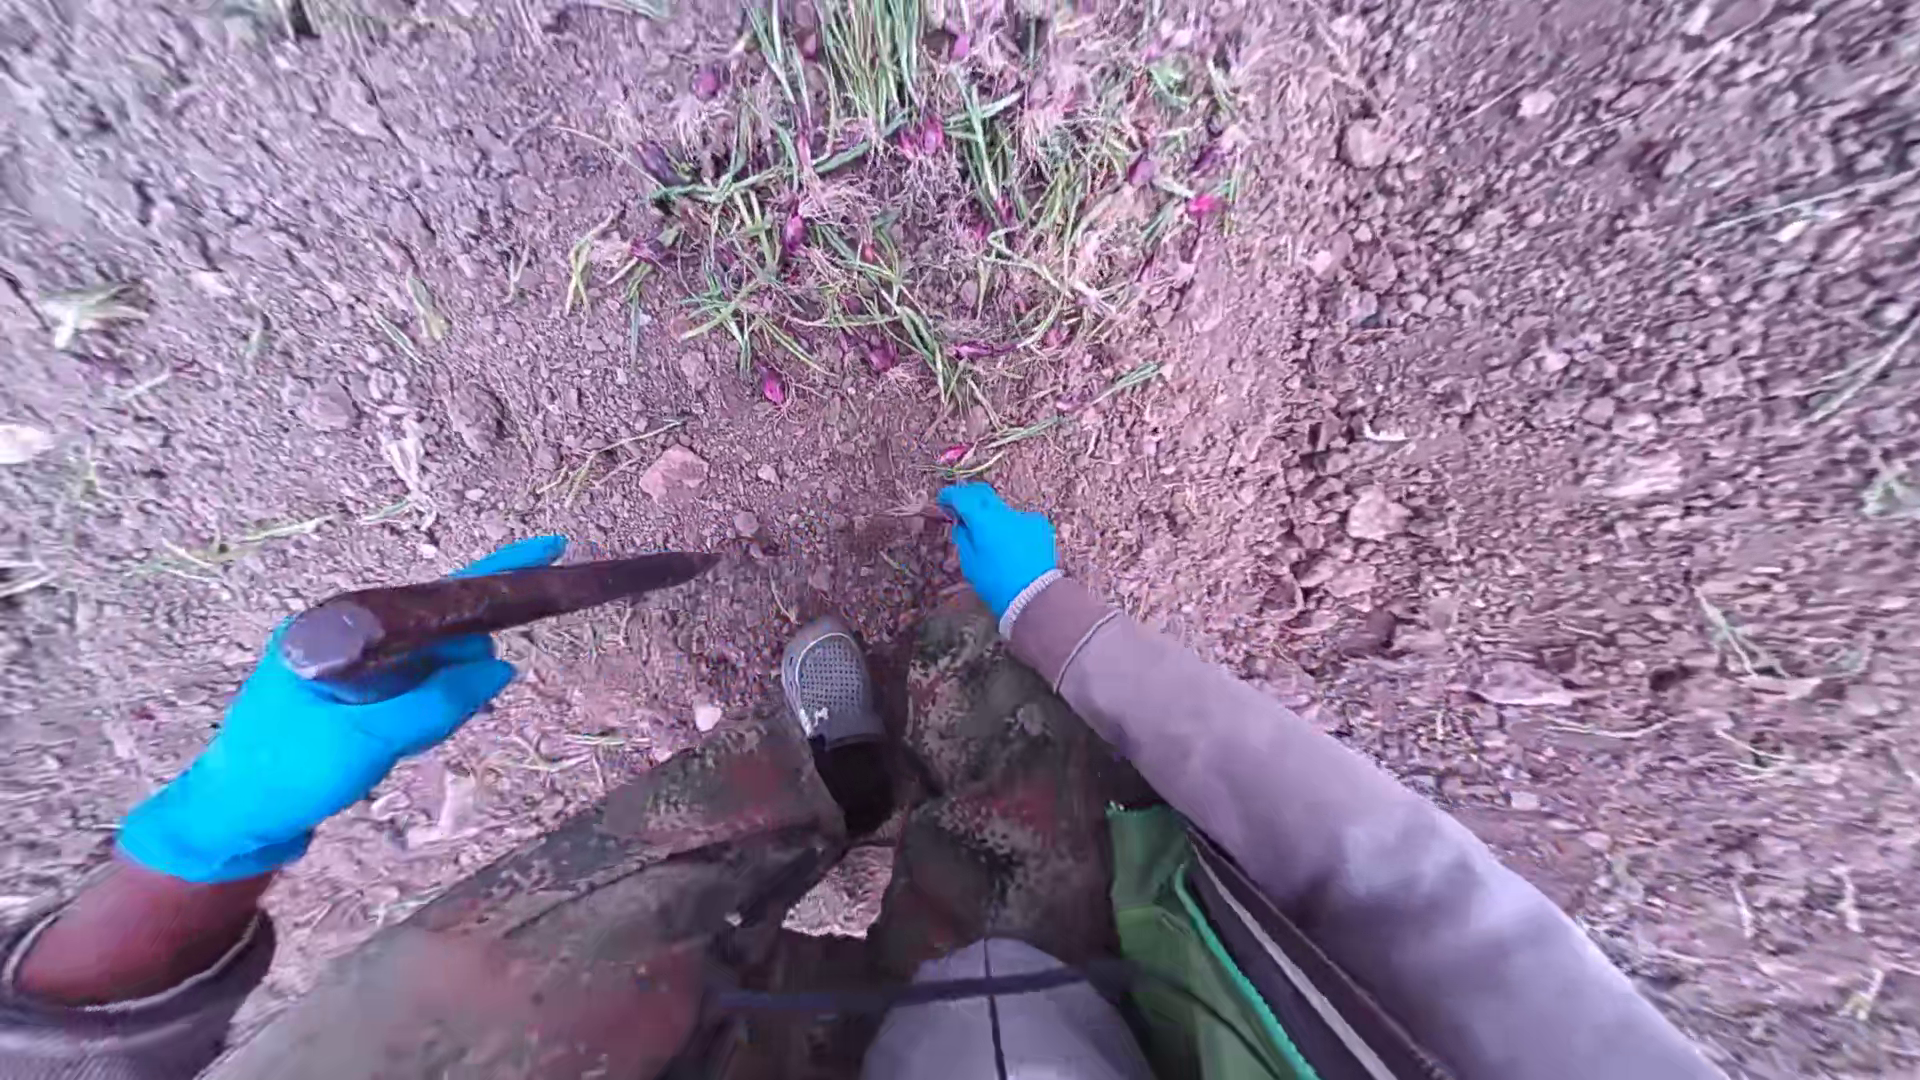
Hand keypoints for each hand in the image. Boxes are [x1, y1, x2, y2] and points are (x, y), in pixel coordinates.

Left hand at [118, 536, 568, 883]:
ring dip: (451, 692)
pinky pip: (435, 681)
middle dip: (466, 664)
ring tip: (412, 733)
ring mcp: (367, 658)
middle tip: (447, 710)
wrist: (235, 822)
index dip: (498, 571)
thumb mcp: (367, 738)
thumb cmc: (288, 772)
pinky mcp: (376, 685)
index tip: (552, 548)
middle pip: (452, 627)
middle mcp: (357, 631)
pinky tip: (413, 733)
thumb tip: (503, 668)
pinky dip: (441, 704)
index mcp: (340, 626)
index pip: (437, 591)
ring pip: (449, 659)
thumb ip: (440, 701)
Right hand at [937, 483, 1057, 616]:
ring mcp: (1026, 517)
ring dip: (992, 517)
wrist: (1035, 595)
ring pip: (1002, 510)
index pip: (963, 497)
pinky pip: (1020, 521)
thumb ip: (963, 537)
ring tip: (990, 539)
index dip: (951, 495)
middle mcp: (1005, 513)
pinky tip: (1012, 546)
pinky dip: (1011, 528)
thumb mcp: (971, 564)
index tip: (944, 499)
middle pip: (984, 494)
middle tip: (962, 509)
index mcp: (984, 522)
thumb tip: (961, 523)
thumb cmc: (997, 584)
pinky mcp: (1040, 525)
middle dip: (970, 498)